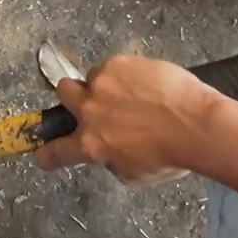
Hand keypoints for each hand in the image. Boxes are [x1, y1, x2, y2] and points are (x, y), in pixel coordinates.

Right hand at [33, 55, 223, 184]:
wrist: (196, 124)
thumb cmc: (172, 157)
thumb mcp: (137, 174)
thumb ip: (113, 160)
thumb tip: (110, 149)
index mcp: (92, 144)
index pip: (59, 151)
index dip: (48, 154)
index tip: (41, 155)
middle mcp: (89, 110)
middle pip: (63, 91)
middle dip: (74, 96)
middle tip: (95, 102)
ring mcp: (101, 82)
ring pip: (95, 77)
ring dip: (107, 85)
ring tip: (136, 93)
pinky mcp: (118, 62)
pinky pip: (116, 67)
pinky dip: (128, 75)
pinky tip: (149, 83)